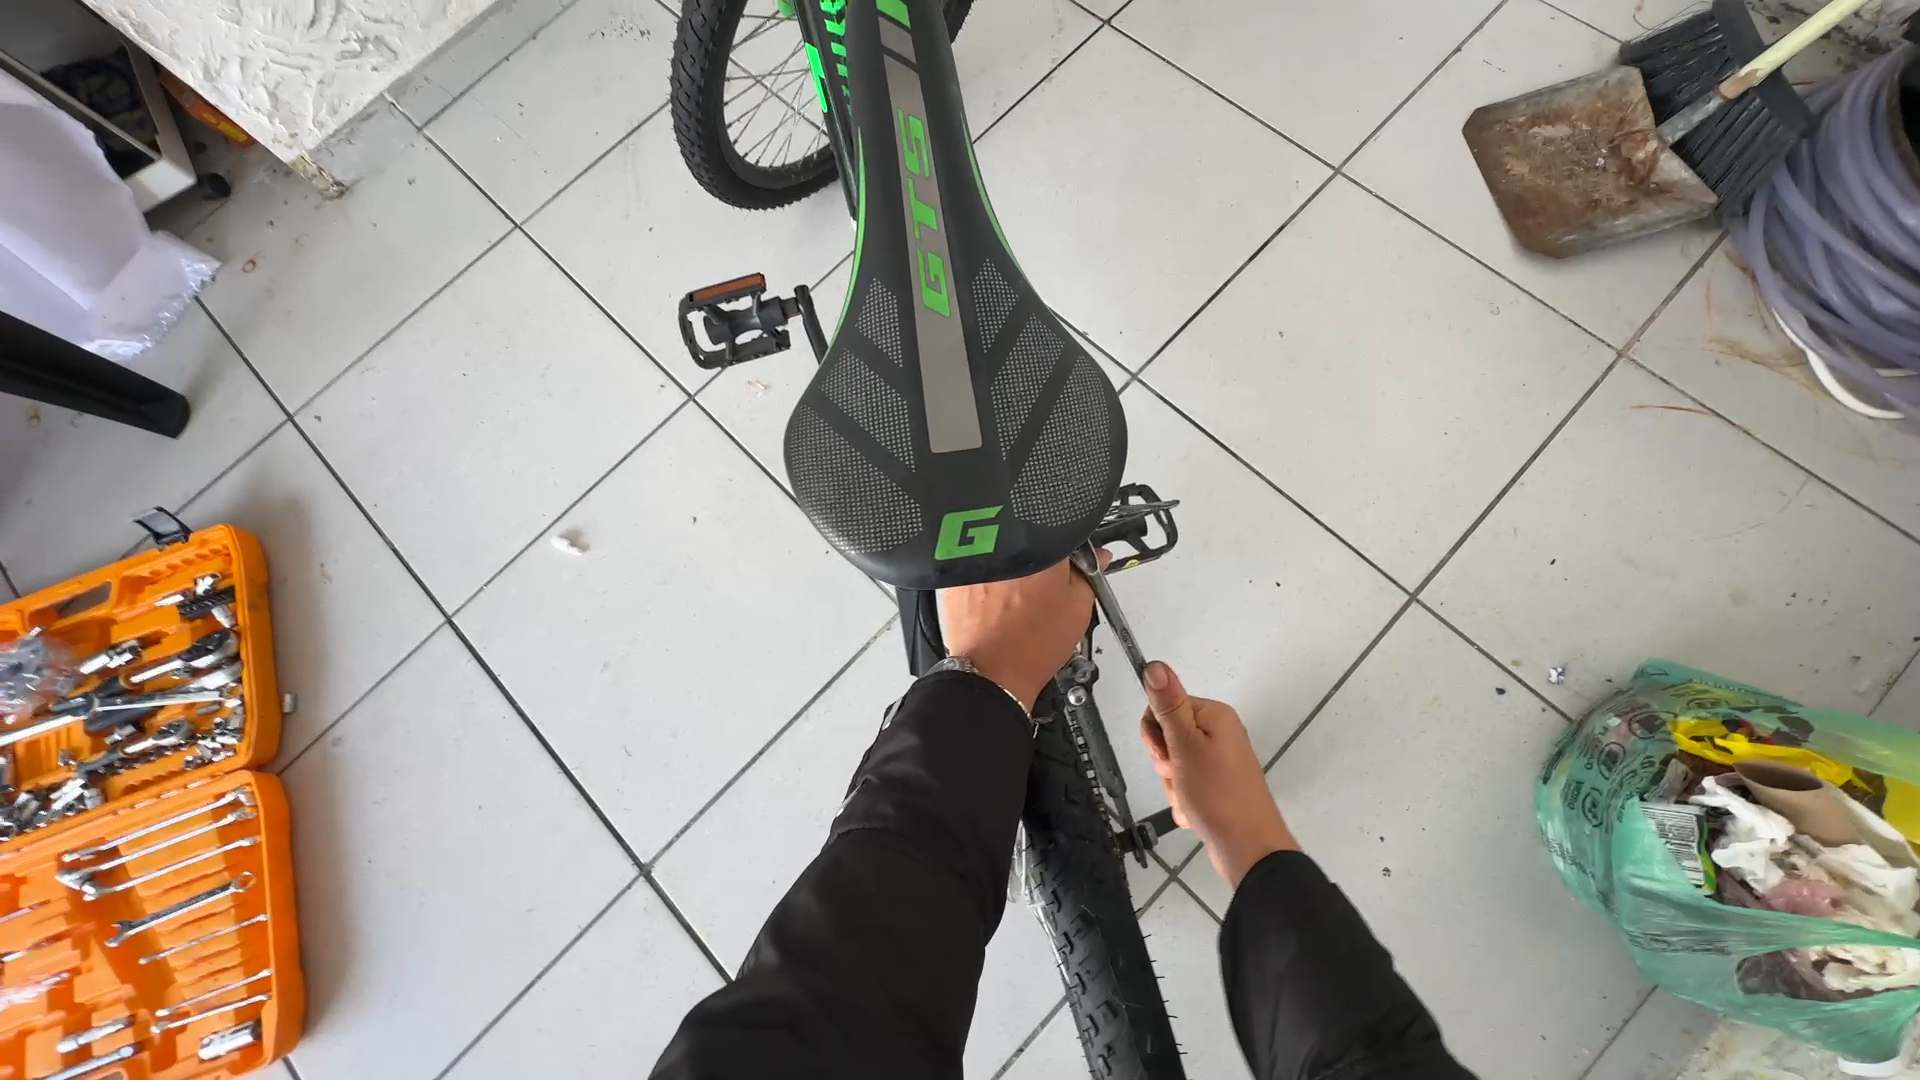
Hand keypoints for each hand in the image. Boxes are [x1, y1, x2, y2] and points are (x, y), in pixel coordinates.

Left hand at [939, 555, 1101, 711]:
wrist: (993, 673)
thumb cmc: (1032, 646)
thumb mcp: (1077, 610)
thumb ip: (1087, 575)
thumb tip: (1096, 557)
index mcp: (1042, 552)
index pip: (1062, 537)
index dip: (1069, 554)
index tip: (1070, 568)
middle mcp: (1007, 551)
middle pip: (1029, 544)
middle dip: (1038, 562)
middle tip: (1041, 589)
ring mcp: (978, 562)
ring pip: (1002, 555)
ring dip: (1010, 570)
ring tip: (1015, 600)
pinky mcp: (957, 577)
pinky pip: (977, 569)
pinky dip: (986, 581)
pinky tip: (994, 604)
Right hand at [1140, 661, 1296, 889]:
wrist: (1248, 850)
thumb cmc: (1216, 793)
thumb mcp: (1184, 745)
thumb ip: (1167, 704)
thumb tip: (1154, 664)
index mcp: (1213, 716)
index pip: (1163, 707)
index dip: (1155, 733)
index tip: (1165, 754)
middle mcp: (1219, 733)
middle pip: (1167, 736)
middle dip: (1164, 762)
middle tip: (1179, 777)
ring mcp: (1219, 761)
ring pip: (1173, 763)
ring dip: (1172, 783)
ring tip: (1188, 798)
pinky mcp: (1217, 785)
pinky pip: (1185, 784)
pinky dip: (1183, 798)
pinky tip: (1193, 811)